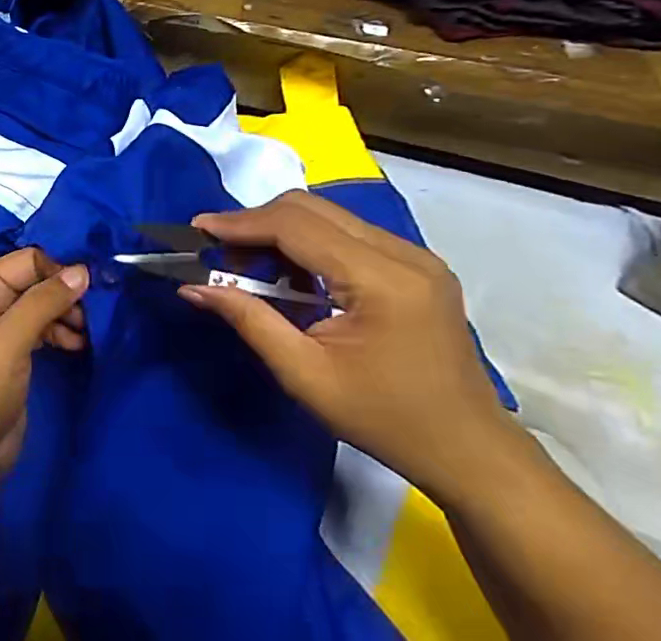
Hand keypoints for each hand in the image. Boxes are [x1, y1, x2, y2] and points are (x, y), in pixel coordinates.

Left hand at [0, 249, 87, 562]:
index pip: (27, 260)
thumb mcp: (10, 341)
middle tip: (90, 319)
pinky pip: (43, 329)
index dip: (59, 271)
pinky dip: (61, 333)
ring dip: (67, 315)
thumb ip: (45, 302)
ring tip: (84, 335)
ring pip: (43, 305)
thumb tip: (83, 270)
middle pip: (37, 281)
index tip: (91, 291)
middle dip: (65, 294)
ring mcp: (1, 327)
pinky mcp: (14, 352)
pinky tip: (77, 346)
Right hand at [179, 190, 514, 497]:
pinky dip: (306, 241)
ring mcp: (416, 256)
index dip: (241, 223)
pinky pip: (346, 232)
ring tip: (245, 261)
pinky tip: (288, 273)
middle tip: (217, 250)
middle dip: (255, 222)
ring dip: (279, 229)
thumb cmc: (384, 419)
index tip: (197, 229)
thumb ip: (248, 320)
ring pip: (328, 215)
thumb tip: (192, 286)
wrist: (468, 450)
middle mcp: (405, 254)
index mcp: (383, 281)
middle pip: (311, 209)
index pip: (297, 226)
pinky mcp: (416, 265)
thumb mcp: (304, 375)